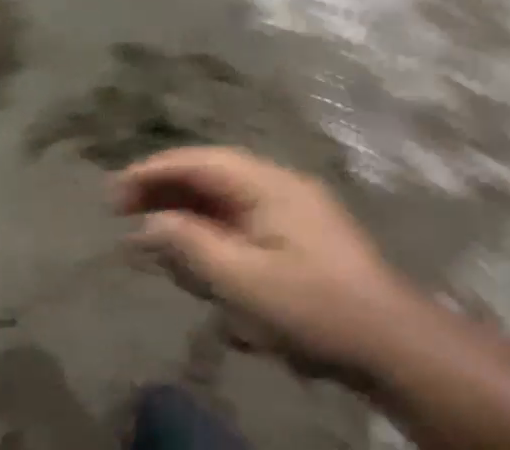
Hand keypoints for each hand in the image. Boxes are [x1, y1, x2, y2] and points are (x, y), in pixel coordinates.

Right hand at [115, 146, 420, 371]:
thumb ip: (189, 245)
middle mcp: (280, 187)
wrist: (396, 347)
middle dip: (164, 193)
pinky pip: (242, 225)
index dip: (151, 172)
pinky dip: (211, 235)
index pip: (197, 162)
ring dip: (185, 216)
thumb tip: (149, 223)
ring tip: (152, 240)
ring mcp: (294, 213)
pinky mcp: (300, 242)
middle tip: (123, 213)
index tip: (113, 193)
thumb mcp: (242, 280)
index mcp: (267, 184)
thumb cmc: (314, 307)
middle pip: (208, 177)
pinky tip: (196, 263)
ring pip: (223, 202)